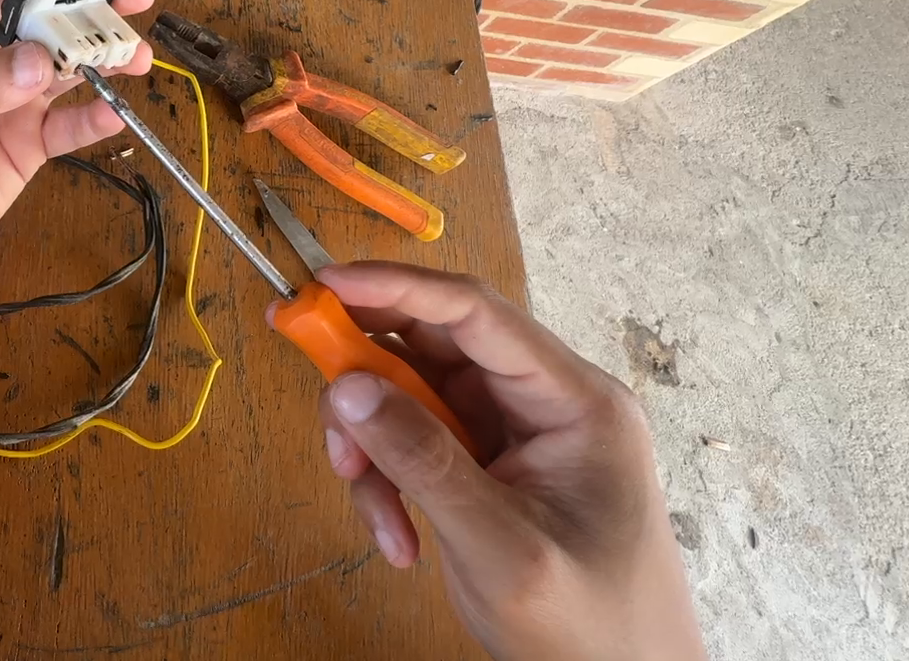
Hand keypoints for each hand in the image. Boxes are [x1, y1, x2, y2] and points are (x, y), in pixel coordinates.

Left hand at [0, 0, 152, 276]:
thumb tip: (39, 62)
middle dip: (91, 5)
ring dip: (105, 58)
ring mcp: (12, 105)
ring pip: (69, 71)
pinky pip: (68, 128)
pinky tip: (115, 112)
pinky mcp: (29, 147)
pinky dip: (94, 120)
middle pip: (48, 22)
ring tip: (139, 54)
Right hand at [299, 262, 704, 660]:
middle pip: (425, 345)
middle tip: (318, 387)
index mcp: (570, 399)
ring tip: (366, 498)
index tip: (322, 283)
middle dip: (365, 373)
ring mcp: (500, 425)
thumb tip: (344, 385)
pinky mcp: (472, 454)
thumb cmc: (590, 630)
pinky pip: (401, 435)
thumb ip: (422, 460)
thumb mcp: (500, 547)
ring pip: (400, 390)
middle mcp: (533, 396)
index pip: (472, 312)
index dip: (395, 285)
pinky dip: (380, 474)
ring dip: (368, 439)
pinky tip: (394, 532)